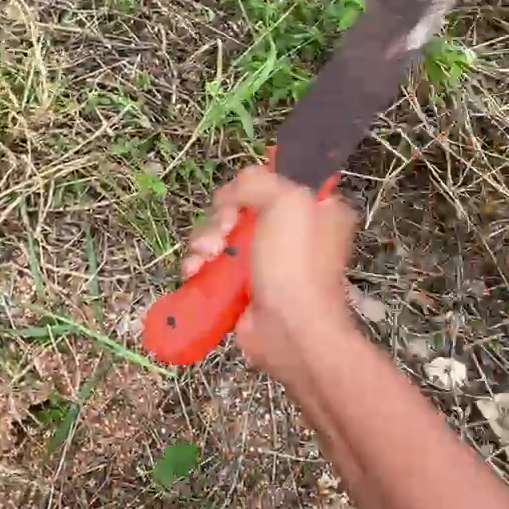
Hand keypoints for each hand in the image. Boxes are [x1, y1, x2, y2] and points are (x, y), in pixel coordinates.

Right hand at [182, 165, 359, 381]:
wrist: (289, 329)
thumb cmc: (295, 263)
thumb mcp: (287, 202)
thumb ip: (259, 181)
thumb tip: (235, 190)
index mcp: (314, 208)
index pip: (275, 180)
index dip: (252, 185)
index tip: (242, 198)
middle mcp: (291, 231)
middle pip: (239, 205)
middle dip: (221, 217)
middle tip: (224, 231)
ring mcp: (264, 259)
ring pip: (220, 233)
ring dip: (204, 240)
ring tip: (204, 257)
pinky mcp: (240, 283)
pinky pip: (211, 262)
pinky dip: (198, 263)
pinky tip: (194, 270)